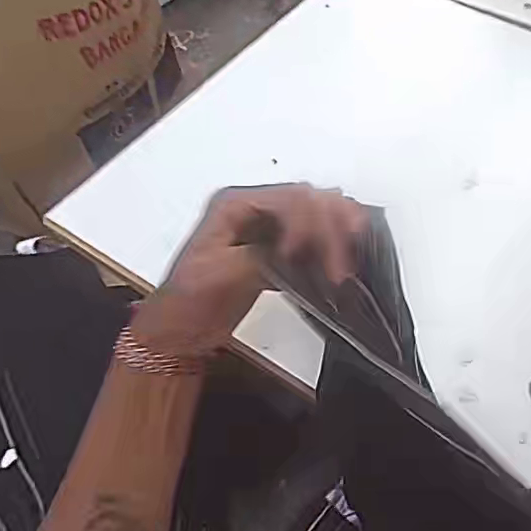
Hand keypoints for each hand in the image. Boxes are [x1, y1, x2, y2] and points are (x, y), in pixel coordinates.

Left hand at [130, 184, 366, 356]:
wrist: (181, 331)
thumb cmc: (191, 301)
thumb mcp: (223, 273)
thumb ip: (262, 253)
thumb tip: (302, 245)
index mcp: (235, 204)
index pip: (290, 199)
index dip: (312, 224)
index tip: (317, 258)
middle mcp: (255, 207)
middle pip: (310, 202)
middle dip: (333, 229)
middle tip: (343, 267)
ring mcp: (268, 225)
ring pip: (318, 216)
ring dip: (338, 236)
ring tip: (348, 264)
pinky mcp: (279, 246)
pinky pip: (315, 236)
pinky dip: (333, 246)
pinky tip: (344, 262)